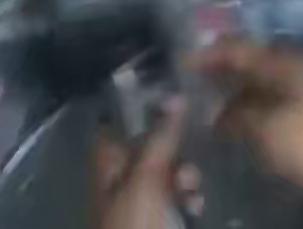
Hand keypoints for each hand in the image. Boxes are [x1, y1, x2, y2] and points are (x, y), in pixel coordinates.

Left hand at [91, 96, 202, 228]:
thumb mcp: (147, 178)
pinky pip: (175, 202)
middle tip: (190, 142)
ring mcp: (139, 209)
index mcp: (106, 169)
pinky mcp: (160, 226)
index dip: (134, 105)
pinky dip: (187, 198)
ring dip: (184, 173)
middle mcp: (119, 184)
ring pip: (164, 174)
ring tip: (193, 185)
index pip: (111, 124)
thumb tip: (176, 91)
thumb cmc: (135, 228)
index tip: (165, 88)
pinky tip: (197, 205)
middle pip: (144, 146)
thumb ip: (161, 135)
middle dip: (171, 143)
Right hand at [190, 37, 302, 192]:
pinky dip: (247, 119)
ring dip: (231, 100)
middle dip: (217, 74)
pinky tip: (234, 138)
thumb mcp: (272, 130)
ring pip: (257, 90)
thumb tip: (215, 112)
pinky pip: (268, 113)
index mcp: (284, 60)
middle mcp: (293, 70)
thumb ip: (240, 117)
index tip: (177, 63)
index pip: (237, 46)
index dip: (207, 52)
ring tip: (200, 117)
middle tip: (183, 90)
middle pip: (248, 65)